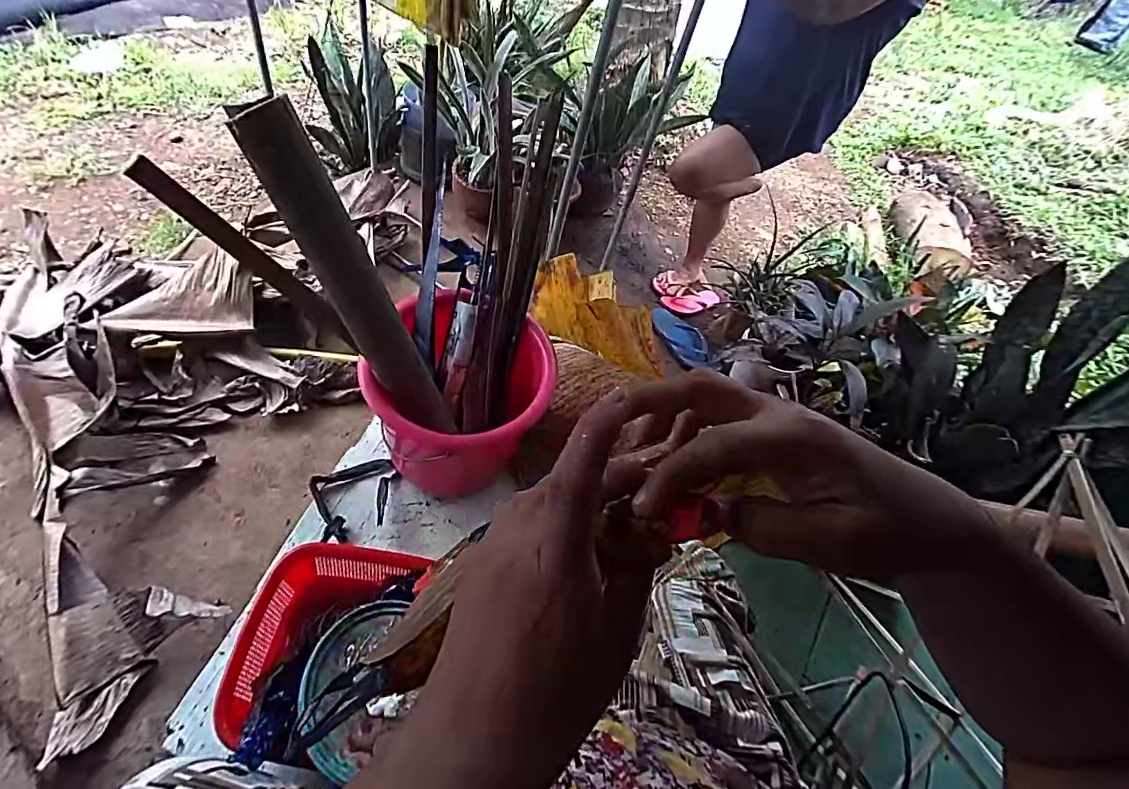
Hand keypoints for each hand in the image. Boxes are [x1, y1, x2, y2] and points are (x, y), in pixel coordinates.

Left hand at [354, 391, 668, 788]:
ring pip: (555, 503)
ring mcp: (497, 535)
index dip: (608, 420)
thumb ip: (636, 566)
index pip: (585, 453)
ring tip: (624, 541)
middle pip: (576, 480)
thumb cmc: (554, 684)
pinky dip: (563, 529)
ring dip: (590, 509)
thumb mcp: (615, 627)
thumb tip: (652, 531)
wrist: (473, 730)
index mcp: (556, 525)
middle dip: (617, 483)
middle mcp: (521, 516)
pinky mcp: (485, 556)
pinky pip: (533, 526)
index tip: (630, 396)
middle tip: (656, 502)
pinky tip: (582, 564)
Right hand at [610, 371, 1002, 580]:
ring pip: (703, 396)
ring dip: (662, 414)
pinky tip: (670, 457)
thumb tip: (703, 512)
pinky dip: (682, 429)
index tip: (644, 507)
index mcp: (793, 438)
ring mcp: (772, 415)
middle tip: (607, 421)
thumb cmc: (889, 531)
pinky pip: (713, 416)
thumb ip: (765, 528)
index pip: (714, 445)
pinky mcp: (769, 429)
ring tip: (633, 447)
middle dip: (650, 400)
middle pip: (700, 388)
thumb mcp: (833, 544)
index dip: (672, 473)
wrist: (932, 520)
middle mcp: (775, 412)